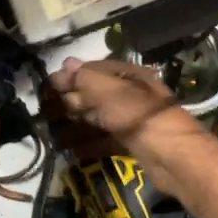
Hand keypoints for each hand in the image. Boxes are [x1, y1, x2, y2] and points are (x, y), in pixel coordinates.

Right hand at [46, 58, 195, 144]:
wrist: (171, 155)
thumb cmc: (137, 115)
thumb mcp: (108, 90)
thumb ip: (85, 77)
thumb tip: (66, 62)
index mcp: (128, 75)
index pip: (93, 70)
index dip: (70, 76)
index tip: (47, 86)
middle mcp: (131, 94)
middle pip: (95, 94)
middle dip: (71, 101)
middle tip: (46, 110)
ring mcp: (133, 120)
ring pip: (99, 118)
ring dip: (77, 123)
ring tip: (53, 131)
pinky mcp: (133, 143)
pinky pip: (106, 140)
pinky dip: (89, 144)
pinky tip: (71, 149)